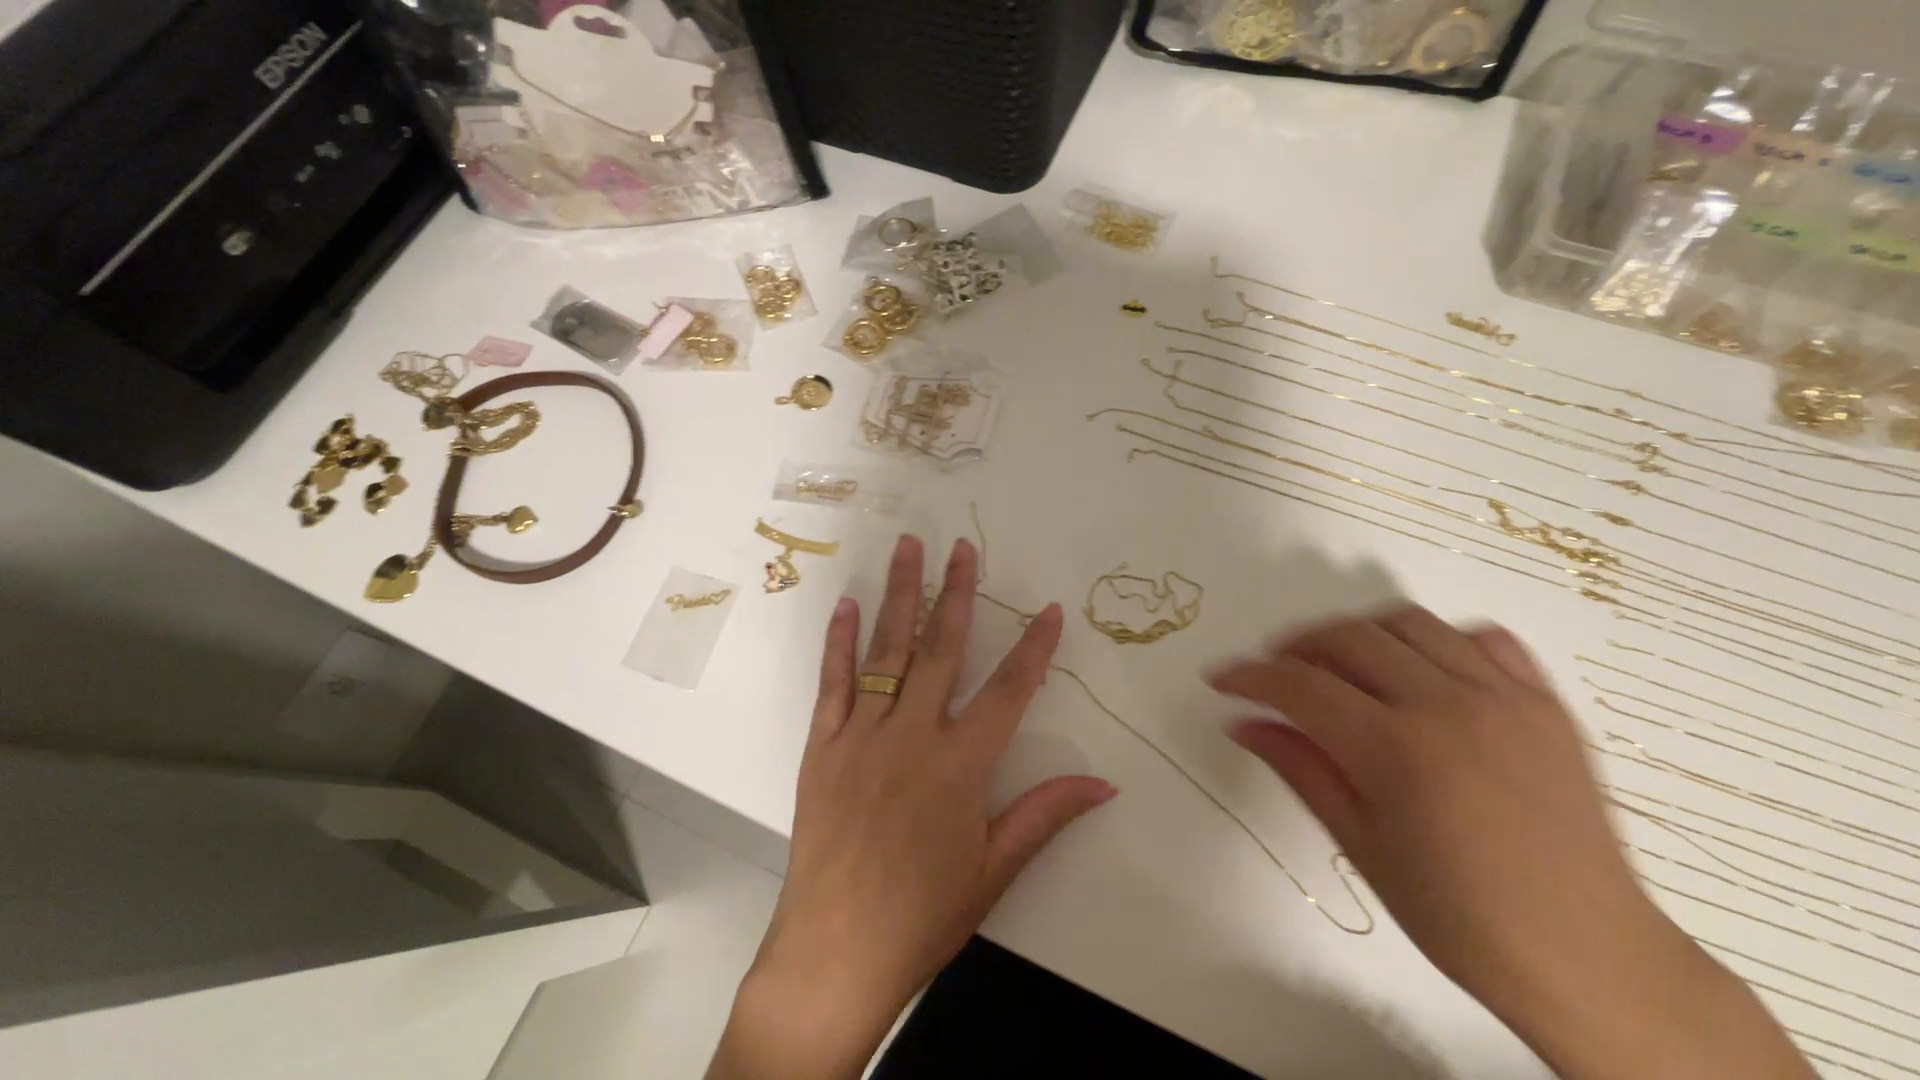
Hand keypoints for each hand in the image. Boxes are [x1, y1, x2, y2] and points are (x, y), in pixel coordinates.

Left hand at [708, 535, 1115, 1079]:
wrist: (836, 950)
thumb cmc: (923, 916)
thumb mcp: (994, 870)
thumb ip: (1045, 815)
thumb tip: (1104, 783)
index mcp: (960, 766)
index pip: (1009, 691)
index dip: (1034, 648)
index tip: (1050, 608)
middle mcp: (912, 736)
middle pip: (942, 650)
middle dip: (956, 593)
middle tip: (963, 546)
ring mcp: (861, 737)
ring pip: (887, 652)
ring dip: (900, 596)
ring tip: (909, 548)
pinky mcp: (820, 747)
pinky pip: (832, 684)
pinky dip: (840, 642)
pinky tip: (848, 604)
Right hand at [1210, 607, 1813, 1079]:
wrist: (1584, 951)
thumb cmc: (1458, 917)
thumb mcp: (1362, 846)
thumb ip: (1302, 769)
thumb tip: (1244, 722)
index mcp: (1397, 749)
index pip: (1301, 685)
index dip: (1250, 675)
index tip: (1221, 679)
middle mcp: (1449, 704)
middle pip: (1348, 638)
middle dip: (1295, 647)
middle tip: (1272, 672)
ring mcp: (1504, 696)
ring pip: (1408, 623)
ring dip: (1357, 633)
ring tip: (1336, 664)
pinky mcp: (1544, 701)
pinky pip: (1481, 638)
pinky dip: (1436, 640)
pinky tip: (1418, 672)